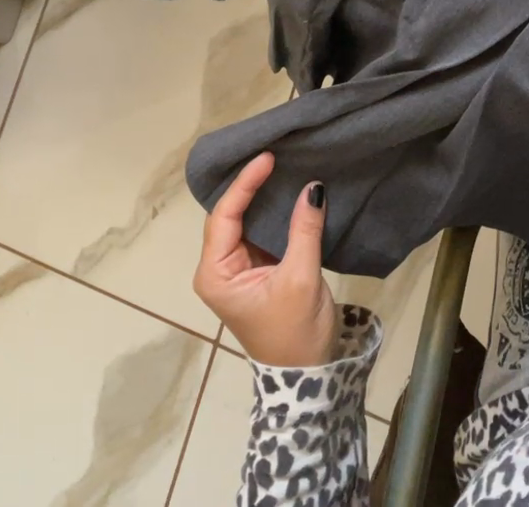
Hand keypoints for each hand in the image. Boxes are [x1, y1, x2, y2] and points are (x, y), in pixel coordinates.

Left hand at [192, 153, 337, 366]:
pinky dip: (276, 211)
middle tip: (274, 153)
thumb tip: (312, 187)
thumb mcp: (300, 279)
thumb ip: (304, 231)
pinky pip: (264, 231)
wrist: (307, 374)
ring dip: (264, 195)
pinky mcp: (261, 269)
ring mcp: (240, 268)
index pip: (224, 217)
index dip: (244, 185)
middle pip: (230, 215)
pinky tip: (290, 190)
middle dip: (250, 185)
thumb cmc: (295, 332)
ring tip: (282, 164)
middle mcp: (220, 267)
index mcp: (216, 274)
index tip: (267, 159)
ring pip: (247, 221)